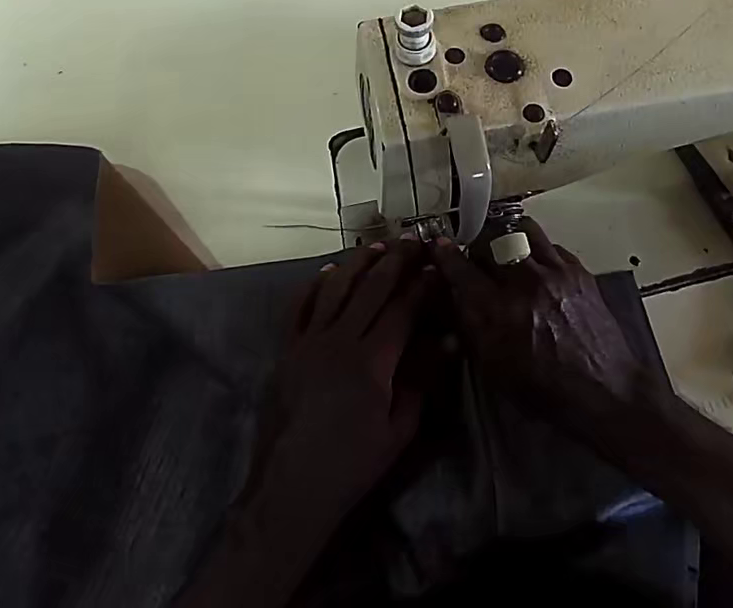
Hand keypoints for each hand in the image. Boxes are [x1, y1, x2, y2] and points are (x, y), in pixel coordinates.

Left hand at [184, 242, 434, 607]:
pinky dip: (314, 285)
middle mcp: (340, 341)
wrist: (289, 491)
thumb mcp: (399, 430)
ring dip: (359, 262)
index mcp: (372, 361)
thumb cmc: (352, 464)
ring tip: (378, 245)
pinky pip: (298, 308)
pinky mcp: (286, 351)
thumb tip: (446, 341)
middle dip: (396, 261)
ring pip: (335, 288)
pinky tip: (328, 271)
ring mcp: (308, 342)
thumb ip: (422, 381)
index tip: (437, 266)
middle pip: (372, 288)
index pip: (403, 308)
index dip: (423, 285)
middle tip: (414, 241)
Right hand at [430, 220, 659, 430]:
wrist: (604, 389)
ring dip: (508, 236)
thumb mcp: (495, 369)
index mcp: (499, 313)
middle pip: (491, 240)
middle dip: (478, 245)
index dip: (445, 255)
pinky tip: (537, 266)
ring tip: (506, 248)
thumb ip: (471, 328)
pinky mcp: (578, 269)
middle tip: (478, 256)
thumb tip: (457, 297)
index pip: (462, 271)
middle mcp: (525, 283)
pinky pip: (549, 244)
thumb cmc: (545, 390)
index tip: (437, 245)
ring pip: (522, 229)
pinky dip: (536, 250)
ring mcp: (555, 272)